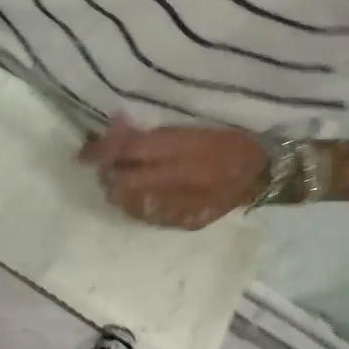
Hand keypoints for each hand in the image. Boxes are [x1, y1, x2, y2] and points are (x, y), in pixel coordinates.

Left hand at [78, 118, 267, 228]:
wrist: (266, 171)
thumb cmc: (223, 142)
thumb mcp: (186, 129)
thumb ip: (146, 134)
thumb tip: (111, 128)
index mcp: (185, 150)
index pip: (129, 151)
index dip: (101, 151)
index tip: (82, 153)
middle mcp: (184, 179)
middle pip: (123, 181)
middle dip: (107, 174)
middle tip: (104, 167)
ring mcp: (187, 204)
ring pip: (130, 203)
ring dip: (118, 191)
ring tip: (119, 181)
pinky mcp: (190, 220)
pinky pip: (150, 217)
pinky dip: (137, 207)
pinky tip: (138, 197)